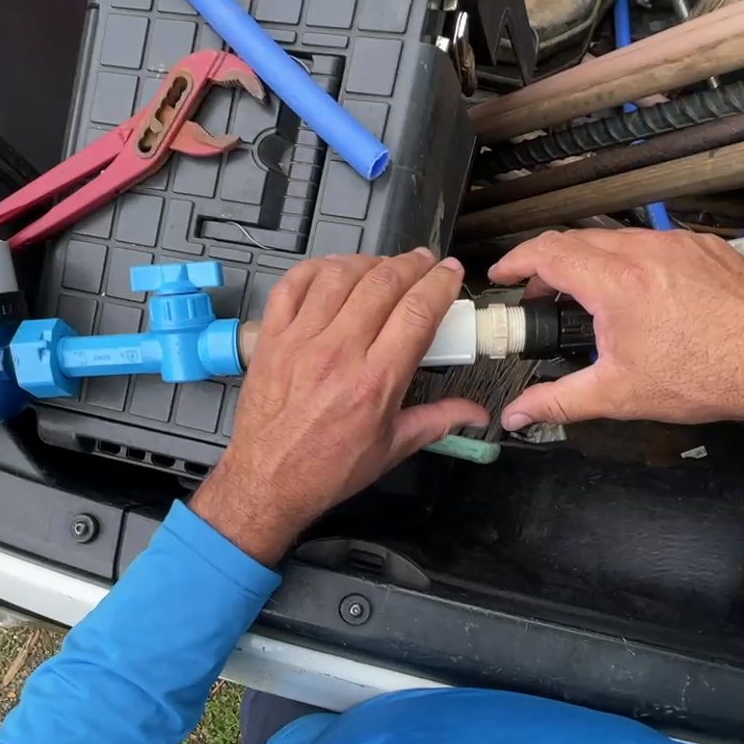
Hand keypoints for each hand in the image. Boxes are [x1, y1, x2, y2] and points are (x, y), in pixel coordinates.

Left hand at [189, 249, 488, 564]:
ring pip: (339, 275)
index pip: (417, 311)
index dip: (440, 283)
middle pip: (382, 283)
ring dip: (368, 262)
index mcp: (375, 381)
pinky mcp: (271, 338)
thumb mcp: (390, 449)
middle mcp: (339, 352)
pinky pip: (293, 285)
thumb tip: (476, 413)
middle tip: (423, 262)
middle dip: (411, 264)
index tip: (451, 272)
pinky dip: (317, 269)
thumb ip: (437, 421)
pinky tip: (334, 270)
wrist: (266, 481)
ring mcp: (300, 341)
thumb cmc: (328, 470)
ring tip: (383, 267)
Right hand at [488, 229, 743, 468]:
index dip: (515, 261)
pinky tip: (632, 295)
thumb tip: (517, 415)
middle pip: (577, 240)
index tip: (501, 276)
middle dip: (546, 265)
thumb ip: (556, 402)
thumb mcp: (617, 394)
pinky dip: (625, 260)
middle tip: (536, 297)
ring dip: (587, 262)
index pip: (547, 252)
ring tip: (582, 299)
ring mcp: (680, 244)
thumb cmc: (708, 375)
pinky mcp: (706, 249)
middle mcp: (647, 250)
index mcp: (617, 282)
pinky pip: (651, 243)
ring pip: (615, 238)